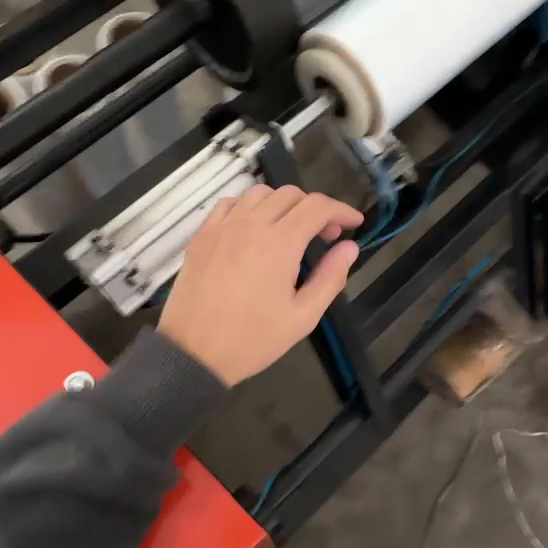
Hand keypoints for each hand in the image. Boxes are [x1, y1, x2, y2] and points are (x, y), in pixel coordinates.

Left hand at [159, 185, 361, 385]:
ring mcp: (222, 227)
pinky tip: (255, 230)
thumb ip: (330, 278)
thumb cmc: (253, 340)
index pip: (317, 207)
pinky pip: (230, 204)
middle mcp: (250, 225)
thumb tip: (349, 248)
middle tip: (326, 236)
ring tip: (291, 231)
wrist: (193, 353)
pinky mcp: (202, 235)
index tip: (355, 223)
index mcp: (279, 244)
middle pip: (291, 195)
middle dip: (316, 209)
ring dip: (284, 205)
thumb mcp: (303, 317)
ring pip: (260, 193)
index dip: (342, 210)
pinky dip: (251, 207)